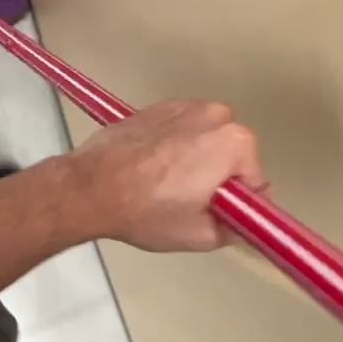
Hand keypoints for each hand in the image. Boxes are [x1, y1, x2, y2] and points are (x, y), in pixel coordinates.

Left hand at [60, 99, 267, 251]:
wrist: (90, 187)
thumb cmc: (146, 212)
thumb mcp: (199, 236)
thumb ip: (236, 227)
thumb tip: (246, 217)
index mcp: (236, 143)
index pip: (253, 181)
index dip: (236, 204)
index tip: (211, 214)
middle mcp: (217, 114)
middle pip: (230, 156)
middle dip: (215, 178)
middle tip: (183, 203)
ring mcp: (186, 105)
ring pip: (205, 141)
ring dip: (193, 160)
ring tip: (162, 186)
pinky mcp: (158, 106)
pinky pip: (180, 131)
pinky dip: (171, 147)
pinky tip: (149, 169)